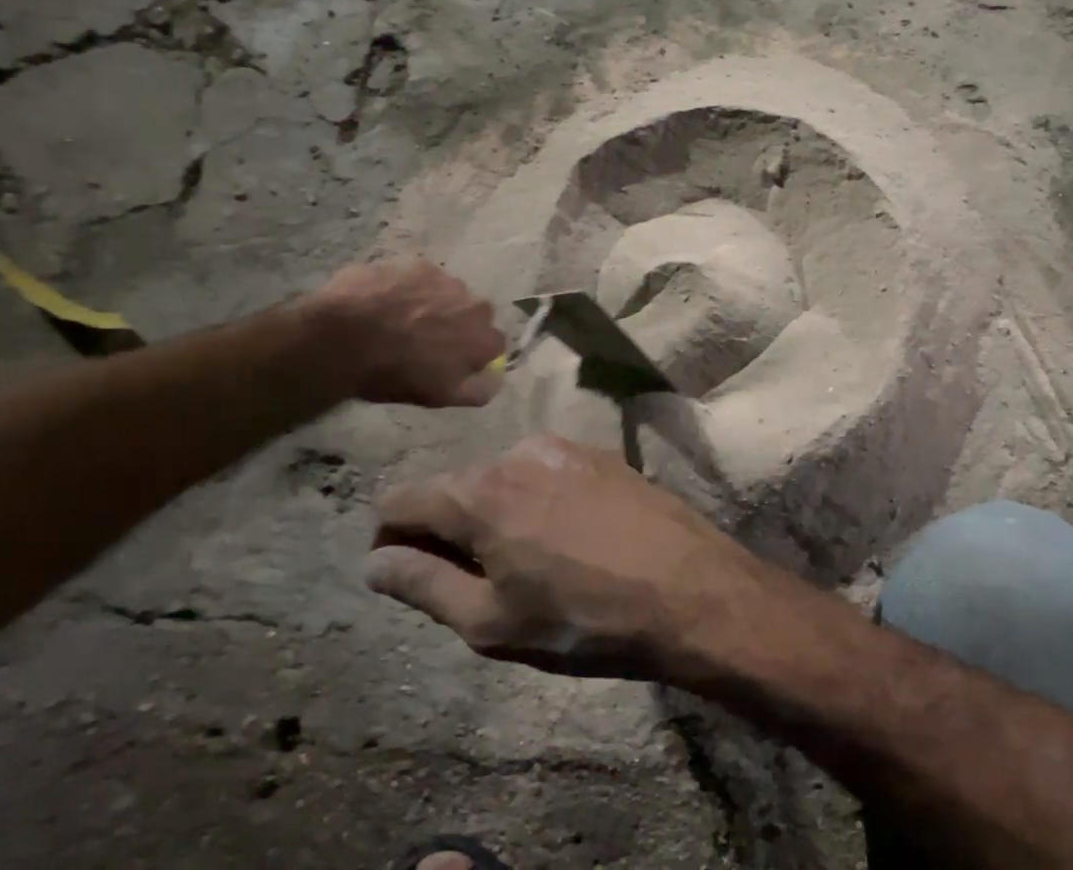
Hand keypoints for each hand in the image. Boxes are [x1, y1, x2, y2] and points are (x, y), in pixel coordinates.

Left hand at [307, 259, 504, 406]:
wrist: (341, 338)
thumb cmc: (394, 373)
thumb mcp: (440, 397)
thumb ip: (479, 390)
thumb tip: (496, 378)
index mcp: (485, 338)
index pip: (492, 345)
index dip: (471, 352)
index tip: (449, 360)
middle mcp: (475, 305)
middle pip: (473, 315)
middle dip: (455, 324)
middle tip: (423, 338)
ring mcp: (446, 281)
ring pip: (447, 294)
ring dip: (433, 304)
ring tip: (399, 318)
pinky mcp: (415, 265)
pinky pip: (419, 279)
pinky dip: (408, 289)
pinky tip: (384, 303)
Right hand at [363, 435, 767, 679]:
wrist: (697, 594)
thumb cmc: (588, 620)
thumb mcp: (492, 622)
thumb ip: (423, 585)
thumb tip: (375, 561)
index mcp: (483, 491)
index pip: (402, 500)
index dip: (393, 540)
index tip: (409, 576)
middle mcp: (523, 453)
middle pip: (458, 487)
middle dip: (451, 530)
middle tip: (479, 585)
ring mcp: (574, 450)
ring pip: (508, 480)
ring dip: (501, 517)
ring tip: (532, 569)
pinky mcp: (612, 459)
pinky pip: (552, 477)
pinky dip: (542, 505)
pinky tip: (573, 544)